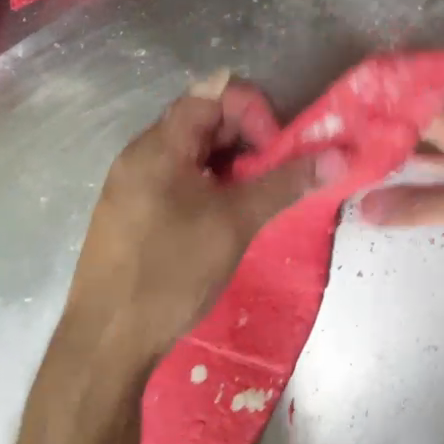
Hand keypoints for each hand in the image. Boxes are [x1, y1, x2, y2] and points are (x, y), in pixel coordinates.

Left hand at [62, 80, 318, 361]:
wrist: (104, 348)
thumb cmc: (170, 272)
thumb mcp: (238, 222)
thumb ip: (288, 182)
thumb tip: (340, 156)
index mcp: (157, 148)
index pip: (213, 95)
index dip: (253, 110)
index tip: (275, 148)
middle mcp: (141, 157)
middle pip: (206, 120)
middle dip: (251, 137)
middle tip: (277, 171)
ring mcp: (135, 187)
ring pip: (199, 152)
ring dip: (238, 163)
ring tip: (260, 195)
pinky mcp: (137, 214)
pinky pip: (185, 177)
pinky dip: (217, 183)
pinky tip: (232, 215)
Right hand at [359, 102, 443, 270]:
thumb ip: (416, 204)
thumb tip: (362, 203)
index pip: (423, 101)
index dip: (389, 99)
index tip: (349, 101)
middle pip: (424, 122)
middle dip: (388, 124)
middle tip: (342, 131)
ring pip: (432, 146)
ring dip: (402, 150)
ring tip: (357, 154)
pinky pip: (441, 169)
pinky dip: (418, 174)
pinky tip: (392, 185)